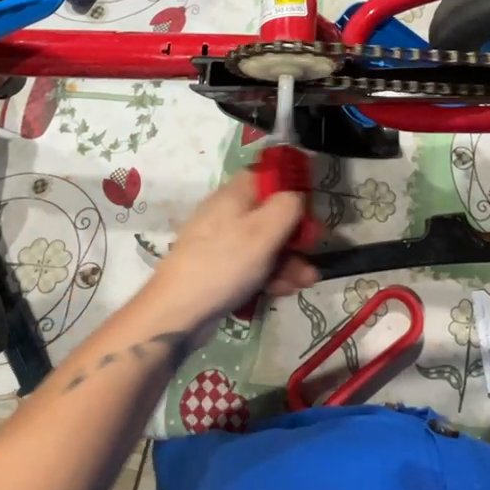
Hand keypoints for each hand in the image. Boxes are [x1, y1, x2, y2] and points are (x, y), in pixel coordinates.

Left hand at [143, 171, 319, 334]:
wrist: (177, 313)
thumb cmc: (225, 263)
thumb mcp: (264, 230)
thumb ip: (288, 206)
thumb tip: (298, 196)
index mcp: (235, 193)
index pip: (268, 176)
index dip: (292, 190)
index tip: (309, 211)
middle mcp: (228, 212)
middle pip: (271, 214)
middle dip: (295, 237)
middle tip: (312, 253)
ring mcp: (223, 242)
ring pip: (265, 244)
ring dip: (288, 261)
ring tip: (304, 282)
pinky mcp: (220, 268)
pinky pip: (252, 265)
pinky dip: (270, 275)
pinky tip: (282, 292)